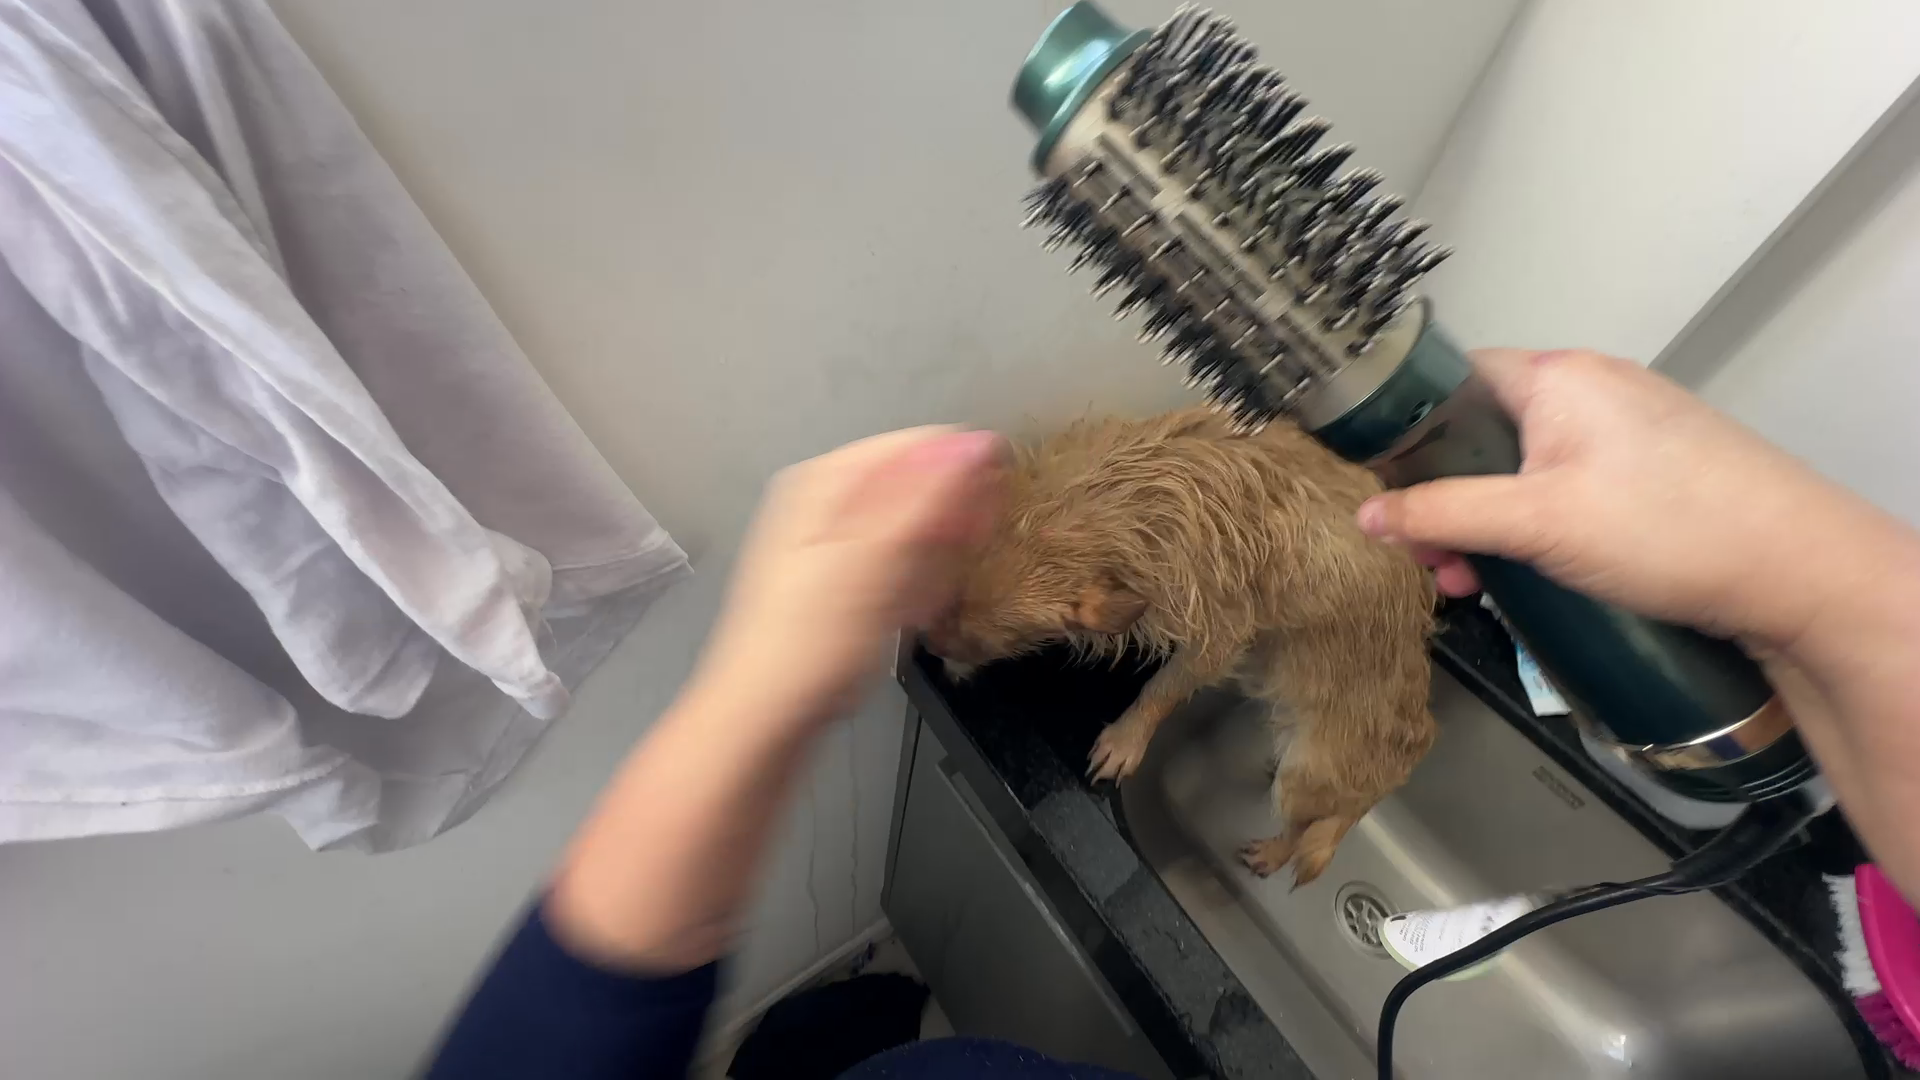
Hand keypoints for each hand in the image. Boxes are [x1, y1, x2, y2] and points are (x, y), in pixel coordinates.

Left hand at [692, 427, 1005, 725]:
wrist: (768, 714)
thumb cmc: (810, 641)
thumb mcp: (874, 562)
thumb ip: (926, 499)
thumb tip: (977, 444)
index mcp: (825, 483)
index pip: (913, 446)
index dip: (961, 471)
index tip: (988, 509)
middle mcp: (828, 502)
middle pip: (914, 484)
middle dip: (945, 525)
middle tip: (963, 557)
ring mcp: (837, 539)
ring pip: (912, 529)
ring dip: (932, 562)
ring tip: (921, 600)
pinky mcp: (847, 576)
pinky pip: (899, 561)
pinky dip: (914, 584)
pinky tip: (911, 611)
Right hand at [1354, 349, 1874, 649]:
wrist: (1811, 581)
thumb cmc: (1667, 528)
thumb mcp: (1531, 522)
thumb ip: (1438, 515)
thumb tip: (1363, 518)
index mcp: (1558, 378)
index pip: (1452, 376)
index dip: (1405, 423)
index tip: (1379, 476)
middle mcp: (1585, 393)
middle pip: (1475, 434)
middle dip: (1436, 496)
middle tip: (1420, 548)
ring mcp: (1615, 434)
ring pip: (1509, 470)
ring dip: (1472, 522)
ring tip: (1461, 576)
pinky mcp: (1636, 473)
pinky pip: (1548, 490)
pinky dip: (1516, 527)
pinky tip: (1505, 573)